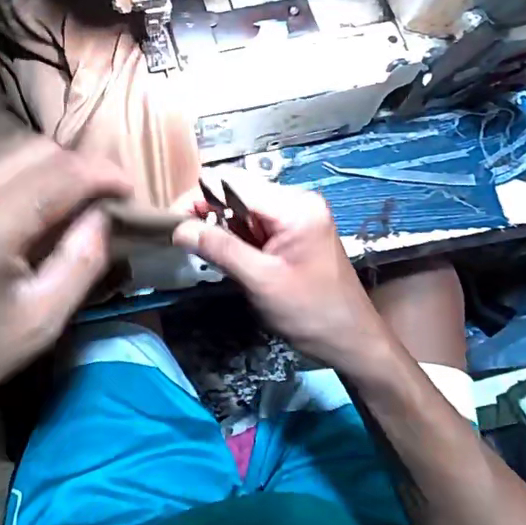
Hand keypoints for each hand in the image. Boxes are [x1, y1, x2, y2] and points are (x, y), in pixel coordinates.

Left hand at [0, 138, 131, 456]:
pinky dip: (15, 175)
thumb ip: (82, 259)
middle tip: (101, 199)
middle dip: (78, 165)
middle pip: (35, 147)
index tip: (129, 190)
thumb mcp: (40, 321)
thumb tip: (107, 212)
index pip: (61, 171)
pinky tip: (24, 208)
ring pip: (6, 149)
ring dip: (47, 167)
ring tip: (67, 201)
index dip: (105, 172)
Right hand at [172, 177, 398, 375]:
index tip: (173, 223)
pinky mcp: (293, 232)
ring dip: (221, 229)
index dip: (198, 198)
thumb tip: (179, 229)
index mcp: (293, 205)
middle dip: (208, 214)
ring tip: (208, 255)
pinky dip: (237, 238)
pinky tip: (231, 259)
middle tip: (186, 242)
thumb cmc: (311, 312)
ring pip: (242, 209)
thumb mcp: (261, 281)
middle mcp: (295, 201)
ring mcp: (295, 216)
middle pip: (236, 192)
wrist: (352, 342)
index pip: (232, 182)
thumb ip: (220, 250)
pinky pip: (254, 224)